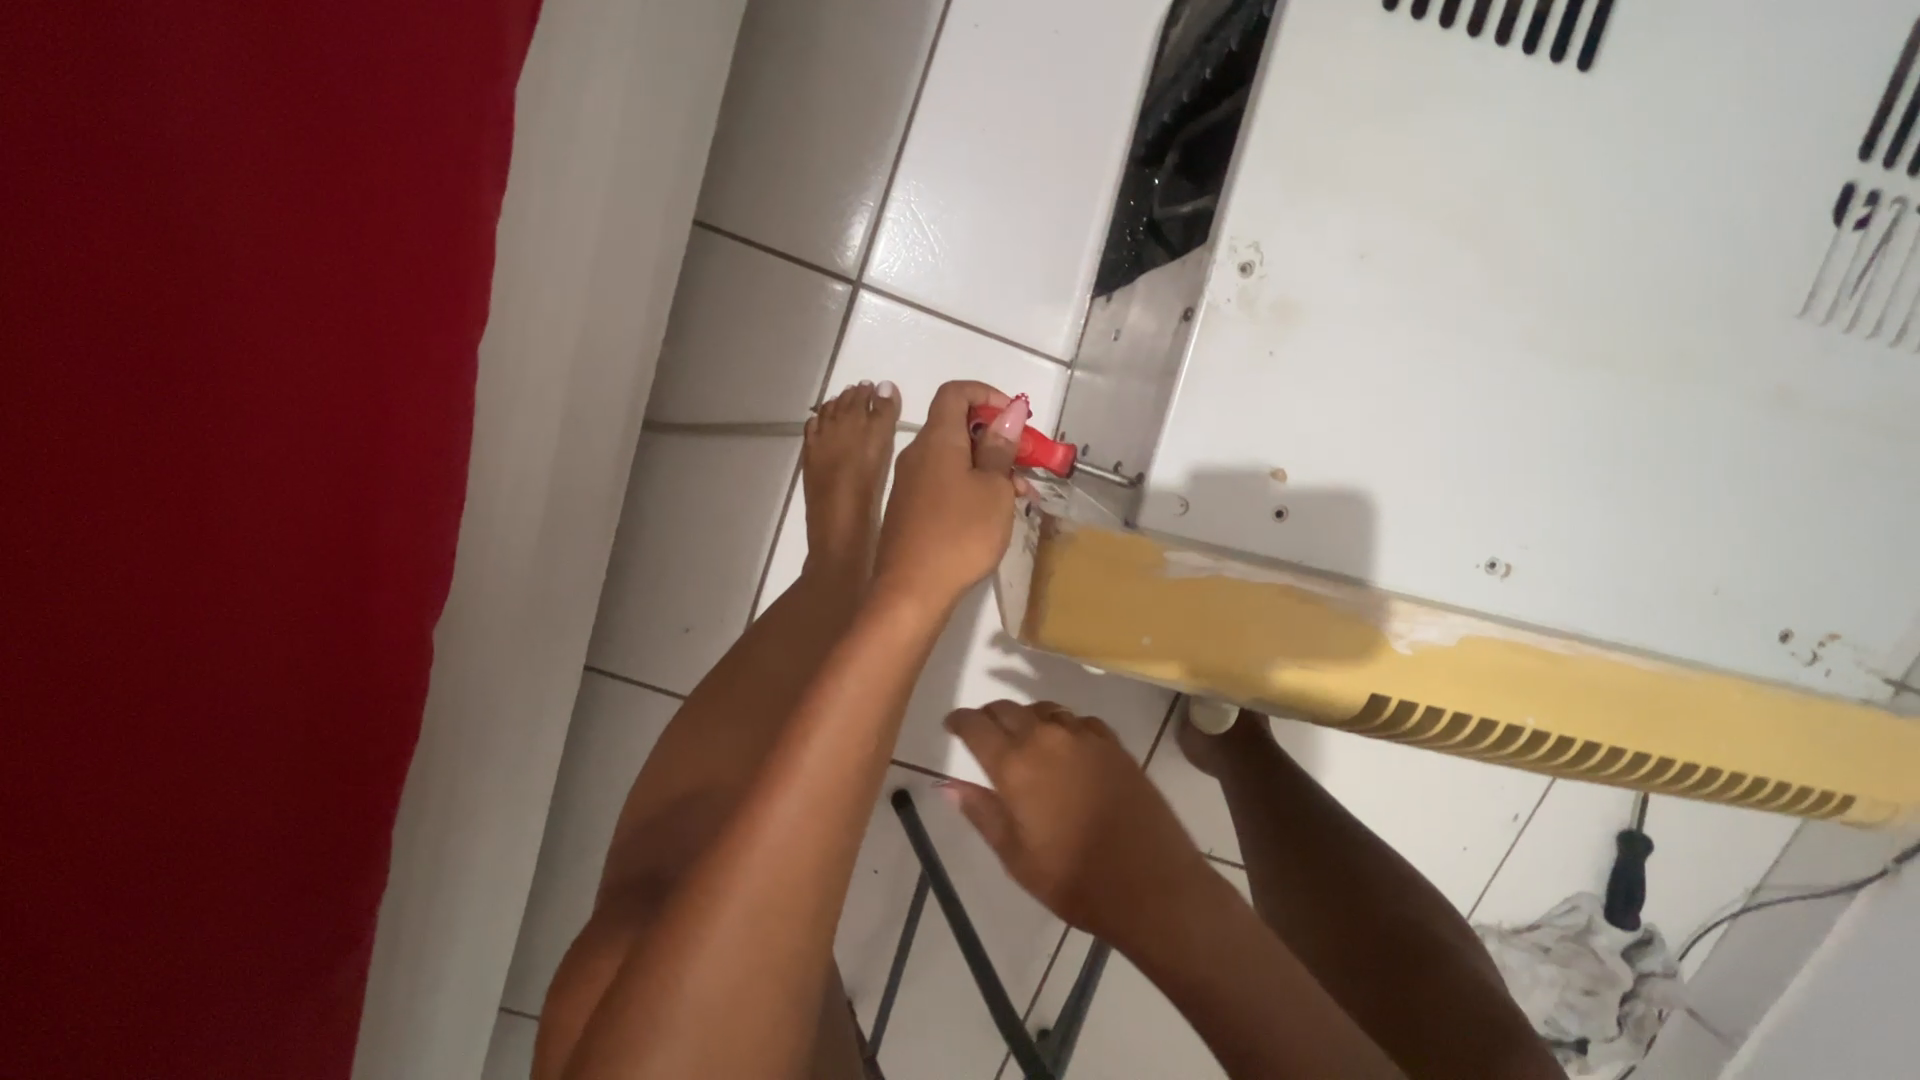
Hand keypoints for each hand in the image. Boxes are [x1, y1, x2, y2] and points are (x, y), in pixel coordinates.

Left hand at [871, 381, 1025, 608]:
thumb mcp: (993, 489)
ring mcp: (909, 483)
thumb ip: (1000, 448)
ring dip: (986, 466)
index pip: (955, 392)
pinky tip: (991, 514)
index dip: (987, 395)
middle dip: (994, 436)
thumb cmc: (960, 534)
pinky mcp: (909, 510)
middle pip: (955, 426)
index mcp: (937, 439)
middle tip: (1026, 460)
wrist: (910, 590)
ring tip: (1018, 494)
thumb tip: (1007, 414)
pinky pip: (943, 483)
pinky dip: (969, 486)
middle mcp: (917, 453)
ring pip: (952, 458)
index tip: (1015, 419)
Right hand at [943, 700, 1217, 947]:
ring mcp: (1085, 738)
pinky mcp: (1115, 745)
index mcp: (1015, 765)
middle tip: (983, 733)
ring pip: (1045, 710)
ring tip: (1023, 739)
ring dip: (1027, 718)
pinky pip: (1079, 721)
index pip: (976, 725)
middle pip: (1008, 709)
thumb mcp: (1015, 856)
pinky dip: (1063, 726)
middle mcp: (1047, 739)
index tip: (952, 726)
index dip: (959, 721)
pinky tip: (1066, 747)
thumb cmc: (1074, 879)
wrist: (1151, 884)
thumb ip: (981, 812)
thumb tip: (946, 784)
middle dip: (989, 717)